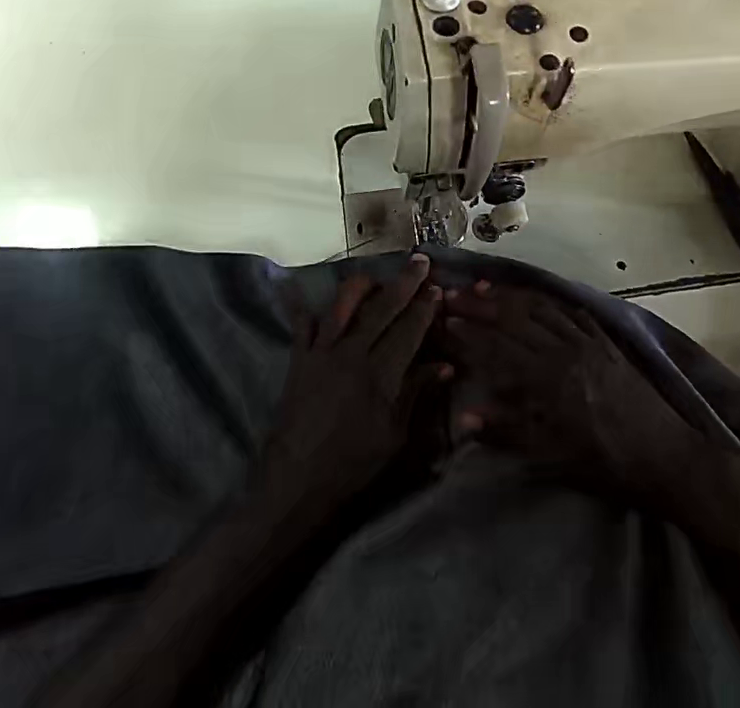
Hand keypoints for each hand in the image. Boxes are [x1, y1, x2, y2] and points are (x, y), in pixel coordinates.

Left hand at [257, 254, 449, 509]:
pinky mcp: (299, 360)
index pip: (408, 330)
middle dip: (404, 283)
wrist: (295, 479)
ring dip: (361, 286)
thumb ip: (415, 394)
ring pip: (342, 305)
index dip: (424, 307)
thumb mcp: (394, 435)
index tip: (435, 288)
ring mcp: (321, 354)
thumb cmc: (352, 462)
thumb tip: (444, 366)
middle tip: (419, 261)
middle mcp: (352, 354)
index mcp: (380, 374)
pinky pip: (303, 324)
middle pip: (382, 308)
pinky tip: (310, 295)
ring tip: (375, 276)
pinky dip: (308, 306)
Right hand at [441, 284, 719, 507]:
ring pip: (542, 308)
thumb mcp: (553, 456)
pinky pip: (572, 312)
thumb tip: (465, 417)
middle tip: (454, 294)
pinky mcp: (606, 342)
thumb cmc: (606, 462)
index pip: (498, 347)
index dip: (469, 332)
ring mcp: (589, 342)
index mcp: (549, 380)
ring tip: (485, 286)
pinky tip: (536, 298)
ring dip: (511, 297)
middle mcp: (566, 350)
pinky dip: (548, 302)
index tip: (444, 319)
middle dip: (482, 305)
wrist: (666, 454)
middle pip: (516, 319)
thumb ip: (508, 432)